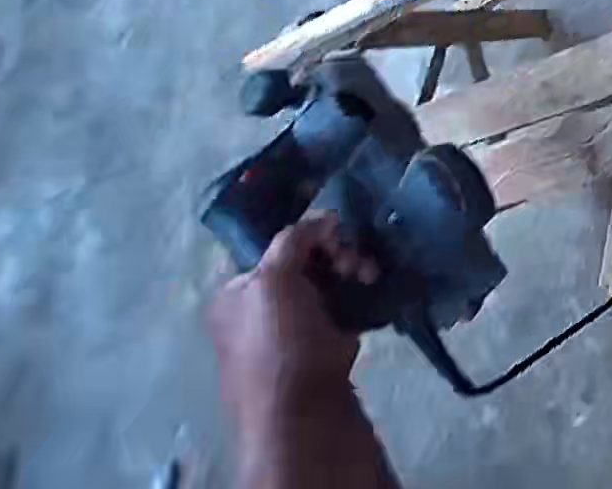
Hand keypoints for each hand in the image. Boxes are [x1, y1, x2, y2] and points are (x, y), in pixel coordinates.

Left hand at [208, 213, 379, 419]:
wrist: (302, 396)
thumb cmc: (278, 337)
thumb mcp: (272, 280)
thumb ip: (294, 239)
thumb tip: (324, 215)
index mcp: (239, 290)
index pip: (278, 246)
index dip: (309, 236)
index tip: (334, 236)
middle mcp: (264, 301)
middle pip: (310, 256)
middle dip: (338, 251)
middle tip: (351, 260)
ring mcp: (298, 315)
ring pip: (334, 270)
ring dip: (355, 265)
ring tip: (368, 274)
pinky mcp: (328, 325)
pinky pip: (348, 290)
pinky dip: (362, 282)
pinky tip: (372, 282)